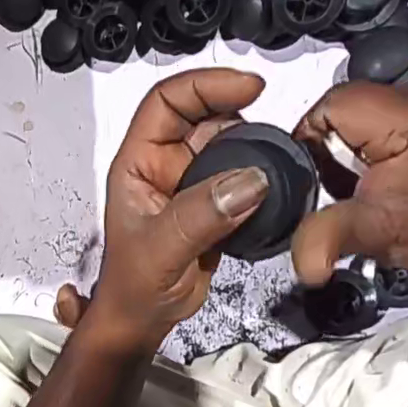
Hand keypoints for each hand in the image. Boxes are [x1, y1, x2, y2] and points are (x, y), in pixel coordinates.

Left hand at [55, 68, 270, 354]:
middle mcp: (165, 167)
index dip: (205, 86)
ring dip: (252, 146)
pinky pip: (242, 178)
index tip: (246, 86)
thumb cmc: (133, 288)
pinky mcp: (214, 206)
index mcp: (138, 164)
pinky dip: (260, 178)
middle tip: (268, 121)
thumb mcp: (160, 250)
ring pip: (227, 145)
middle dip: (236, 110)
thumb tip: (248, 181)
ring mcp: (191, 185)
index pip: (167, 103)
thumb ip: (200, 216)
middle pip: (202, 116)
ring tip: (274, 156)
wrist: (145, 320)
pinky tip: (273, 185)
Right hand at [289, 76, 407, 284]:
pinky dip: (380, 143)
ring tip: (378, 181)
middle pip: (347, 105)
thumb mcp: (377, 234)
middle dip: (336, 149)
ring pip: (367, 109)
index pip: (332, 103)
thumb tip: (301, 261)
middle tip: (356, 186)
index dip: (313, 142)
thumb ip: (327, 238)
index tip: (323, 175)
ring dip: (357, 147)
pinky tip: (394, 172)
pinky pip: (390, 112)